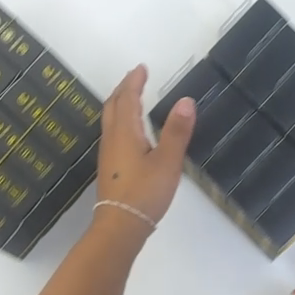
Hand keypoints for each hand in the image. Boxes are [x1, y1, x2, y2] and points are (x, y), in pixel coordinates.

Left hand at [96, 65, 195, 232]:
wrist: (121, 225)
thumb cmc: (144, 192)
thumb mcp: (167, 162)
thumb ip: (176, 131)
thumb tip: (186, 100)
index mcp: (125, 132)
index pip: (127, 98)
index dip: (134, 82)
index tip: (142, 69)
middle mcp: (112, 139)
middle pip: (113, 106)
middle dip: (123, 90)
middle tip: (135, 80)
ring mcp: (108, 155)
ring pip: (110, 121)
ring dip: (119, 105)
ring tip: (131, 100)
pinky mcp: (110, 169)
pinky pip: (113, 135)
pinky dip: (120, 123)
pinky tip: (130, 134)